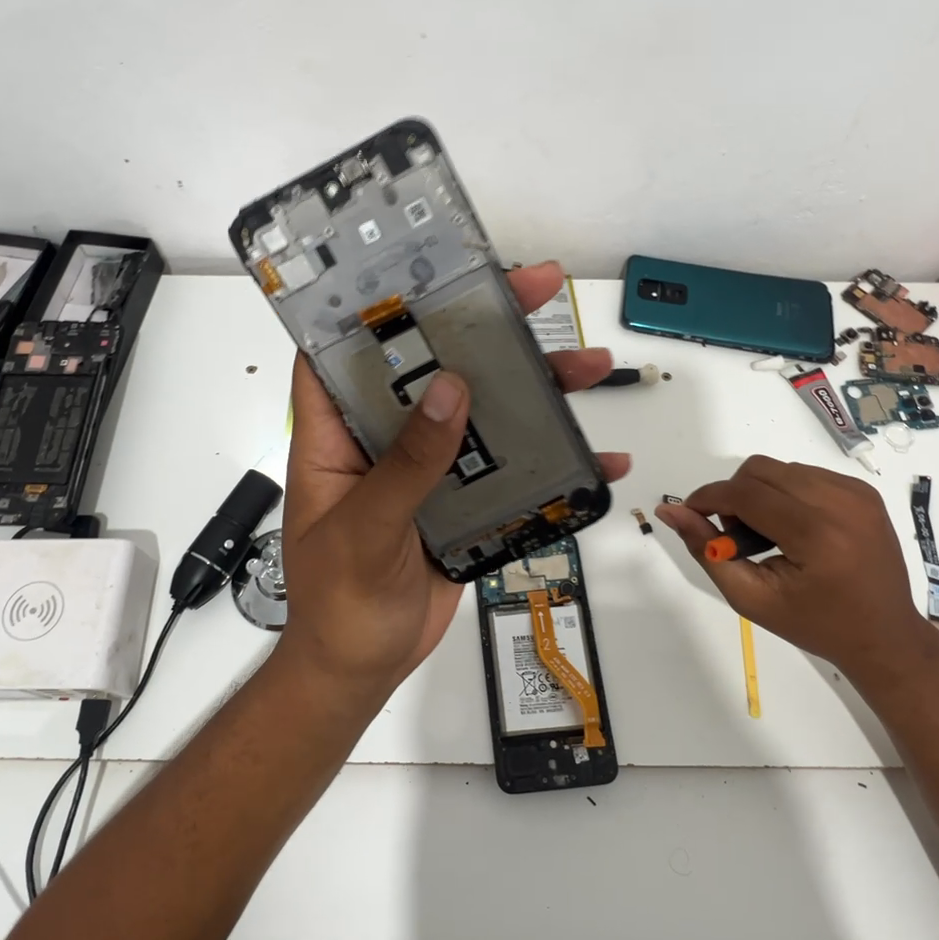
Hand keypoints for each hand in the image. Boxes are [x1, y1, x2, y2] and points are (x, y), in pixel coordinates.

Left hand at [279, 261, 630, 699]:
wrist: (363, 669)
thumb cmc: (340, 603)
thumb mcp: (366, 530)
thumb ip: (407, 465)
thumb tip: (450, 387)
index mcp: (338, 436)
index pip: (343, 353)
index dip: (375, 306)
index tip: (424, 270)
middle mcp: (384, 440)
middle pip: (432, 368)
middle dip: (483, 329)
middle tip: (538, 289)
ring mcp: (428, 469)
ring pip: (482, 413)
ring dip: (533, 390)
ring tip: (591, 368)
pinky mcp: (463, 501)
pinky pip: (508, 470)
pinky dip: (552, 463)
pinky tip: (600, 459)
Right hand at [655, 455, 933, 684]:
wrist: (884, 635)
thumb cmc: (813, 624)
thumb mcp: (751, 596)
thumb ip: (706, 550)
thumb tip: (668, 511)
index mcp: (816, 535)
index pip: (745, 494)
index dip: (708, 499)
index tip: (692, 515)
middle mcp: (841, 503)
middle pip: (760, 471)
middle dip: (735, 496)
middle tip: (737, 535)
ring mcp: (857, 494)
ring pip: (781, 469)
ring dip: (760, 493)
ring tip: (768, 534)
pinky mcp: (864, 491)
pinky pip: (806, 474)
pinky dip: (787, 493)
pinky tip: (794, 528)